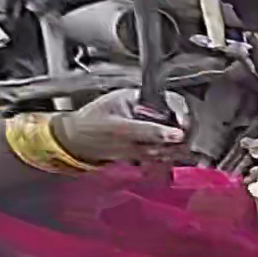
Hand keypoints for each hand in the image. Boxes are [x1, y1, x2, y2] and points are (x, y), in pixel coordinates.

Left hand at [54, 89, 189, 164]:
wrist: (74, 146)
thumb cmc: (86, 130)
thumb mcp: (116, 128)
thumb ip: (147, 131)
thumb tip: (178, 135)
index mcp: (141, 99)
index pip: (174, 101)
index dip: (183, 114)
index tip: (183, 129)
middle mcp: (153, 112)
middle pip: (183, 122)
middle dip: (176, 137)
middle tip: (165, 147)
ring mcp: (156, 127)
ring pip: (182, 139)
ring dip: (169, 149)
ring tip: (149, 152)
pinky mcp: (157, 142)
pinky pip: (174, 150)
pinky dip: (165, 156)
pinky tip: (150, 157)